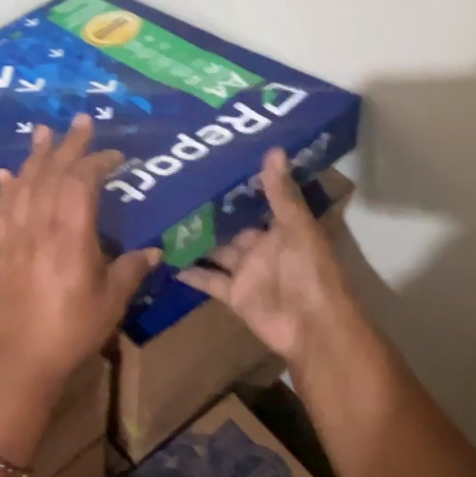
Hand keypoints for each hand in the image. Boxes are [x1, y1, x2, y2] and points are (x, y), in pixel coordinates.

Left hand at [0, 114, 159, 387]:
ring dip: (36, 156)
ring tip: (44, 131)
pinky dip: (7, 187)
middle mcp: (41, 227)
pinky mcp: (2, 249)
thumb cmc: (73, 329)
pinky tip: (7, 172)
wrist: (22, 356)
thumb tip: (153, 250)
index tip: (116, 156)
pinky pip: (3, 209)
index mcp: (71, 236)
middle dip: (69, 146)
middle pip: (52, 175)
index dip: (97, 163)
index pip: (81, 183)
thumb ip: (131, 270)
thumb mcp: (112, 301)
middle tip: (81, 120)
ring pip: (25, 185)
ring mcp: (17, 236)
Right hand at [179, 148, 363, 373]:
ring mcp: (247, 272)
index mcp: (282, 228)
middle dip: (208, 213)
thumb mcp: (297, 228)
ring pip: (216, 252)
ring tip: (163, 221)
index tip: (210, 166)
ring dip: (195, 241)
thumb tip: (272, 149)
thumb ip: (281, 194)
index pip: (257, 202)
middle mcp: (263, 247)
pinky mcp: (234, 295)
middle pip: (231, 227)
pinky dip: (190, 273)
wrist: (312, 327)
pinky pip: (208, 280)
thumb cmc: (311, 273)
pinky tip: (166, 260)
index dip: (237, 186)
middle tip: (175, 191)